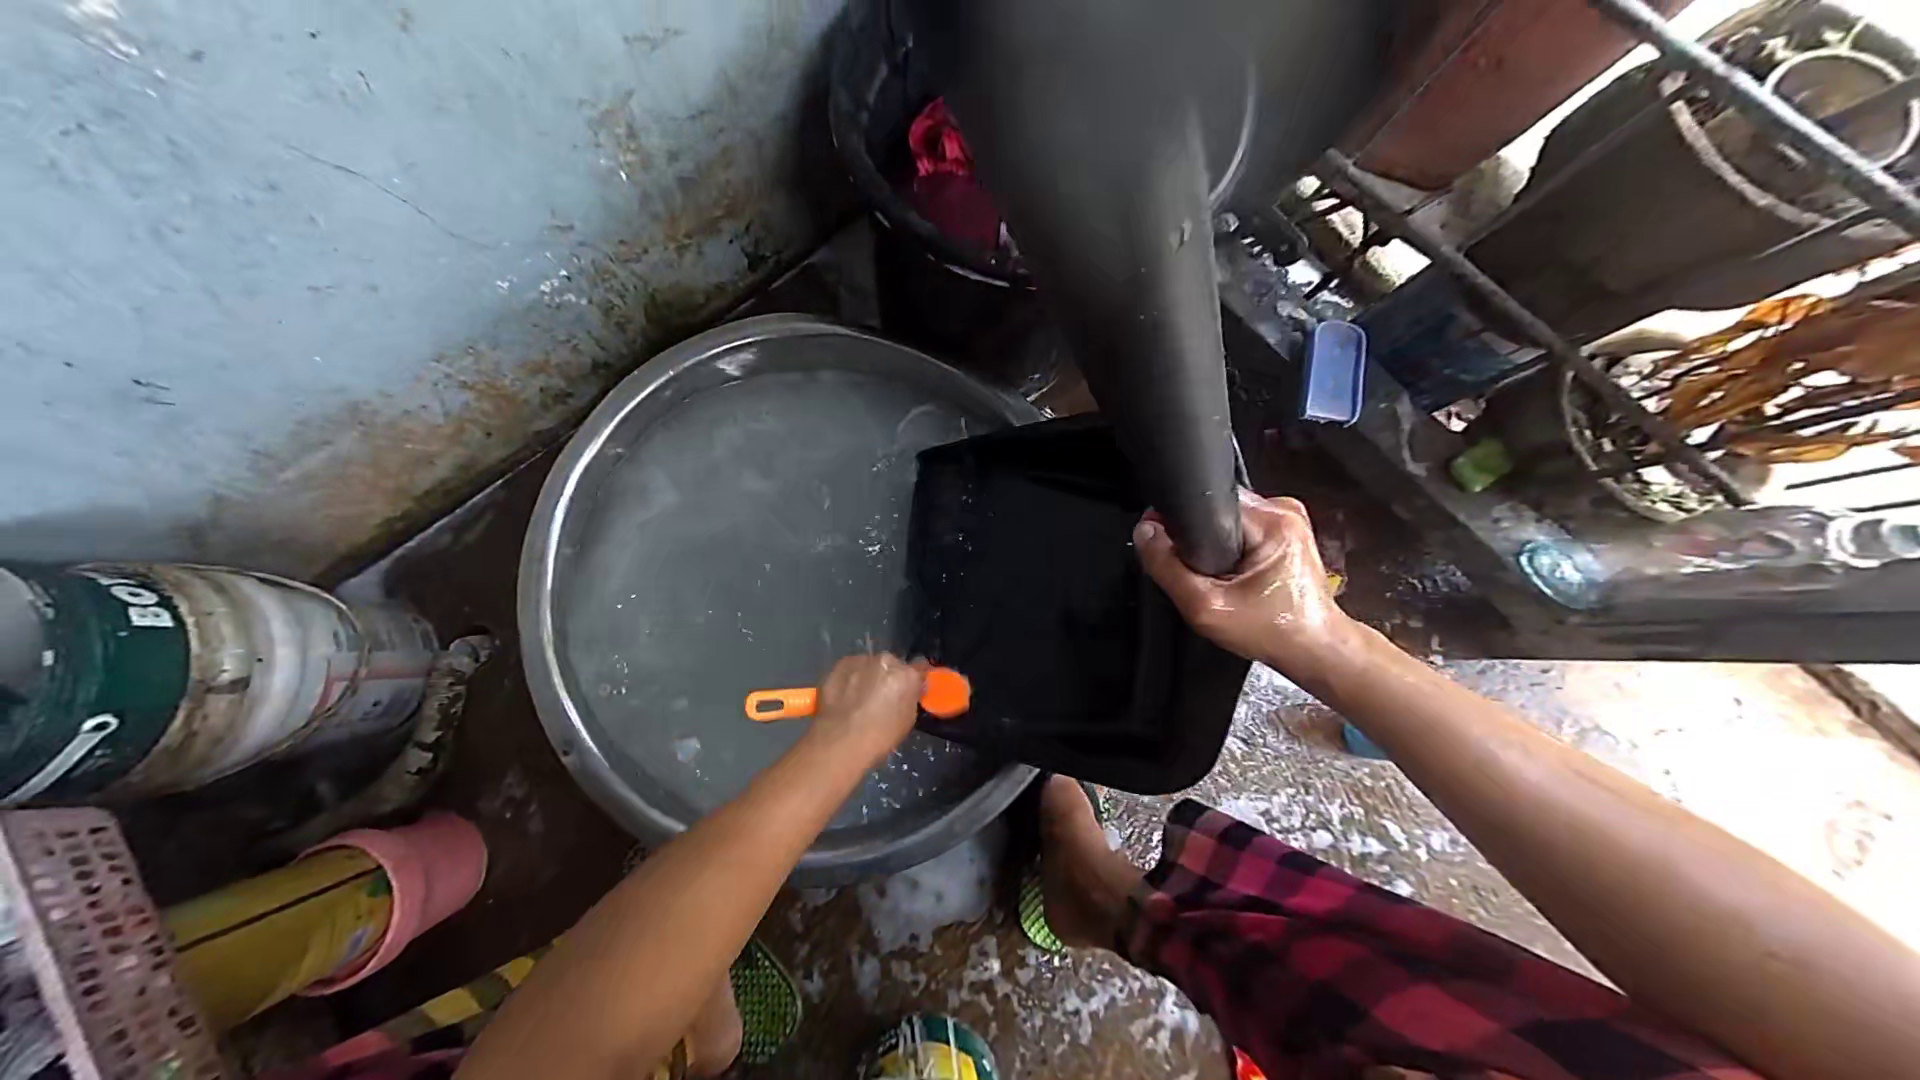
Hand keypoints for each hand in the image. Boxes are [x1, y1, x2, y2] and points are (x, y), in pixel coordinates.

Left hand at [806, 652, 926, 765]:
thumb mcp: (908, 720)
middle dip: (888, 676)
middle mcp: (887, 661)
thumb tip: (907, 692)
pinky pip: (852, 667)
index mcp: (908, 675)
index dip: (914, 679)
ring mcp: (863, 660)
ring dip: (869, 676)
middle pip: (892, 665)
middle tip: (881, 696)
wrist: (841, 741)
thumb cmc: (880, 737)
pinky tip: (845, 694)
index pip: (919, 668)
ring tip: (859, 696)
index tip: (910, 689)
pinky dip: (851, 677)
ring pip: (870, 665)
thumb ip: (910, 698)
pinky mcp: (842, 664)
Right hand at [1134, 491, 1360, 682]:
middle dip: (1200, 538)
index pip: (1206, 502)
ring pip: (1226, 519)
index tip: (1174, 549)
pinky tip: (1237, 575)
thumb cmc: (1273, 631)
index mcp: (1271, 522)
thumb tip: (1144, 534)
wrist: (1312, 649)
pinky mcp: (1287, 534)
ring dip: (1215, 544)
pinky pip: (1241, 529)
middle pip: (1215, 509)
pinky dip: (1231, 549)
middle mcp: (1284, 513)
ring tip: (1225, 577)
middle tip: (1209, 575)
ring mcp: (1288, 522)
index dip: (1180, 523)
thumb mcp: (1204, 607)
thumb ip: (1167, 568)